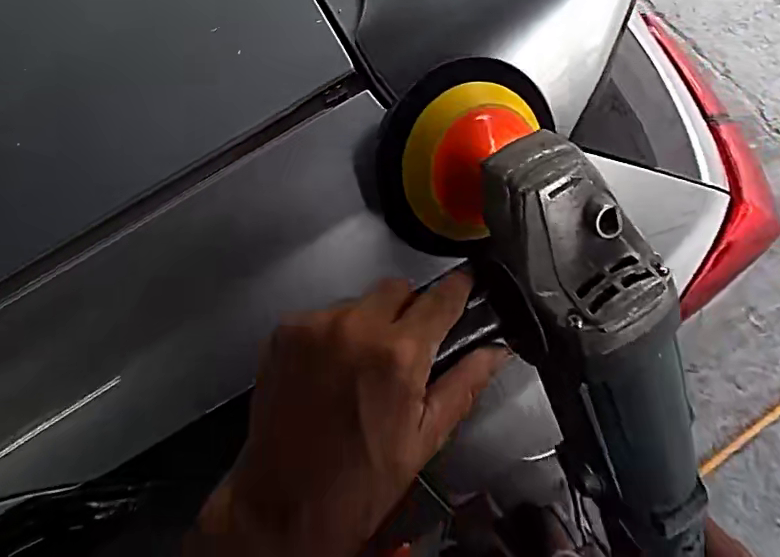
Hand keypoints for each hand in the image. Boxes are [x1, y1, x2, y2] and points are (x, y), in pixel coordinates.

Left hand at [186, 272, 509, 556]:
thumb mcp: (423, 439)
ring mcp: (314, 324)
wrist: (287, 498)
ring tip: (362, 367)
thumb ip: (462, 384)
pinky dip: (332, 333)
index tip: (465, 280)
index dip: (456, 288)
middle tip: (409, 345)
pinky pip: (321, 315)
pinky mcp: (285, 329)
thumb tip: (494, 352)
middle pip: (394, 289)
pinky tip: (331, 369)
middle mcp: (353, 327)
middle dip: (409, 309)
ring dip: (368, 323)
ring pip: (357, 302)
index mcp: (396, 355)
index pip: (437, 300)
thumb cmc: (360, 481)